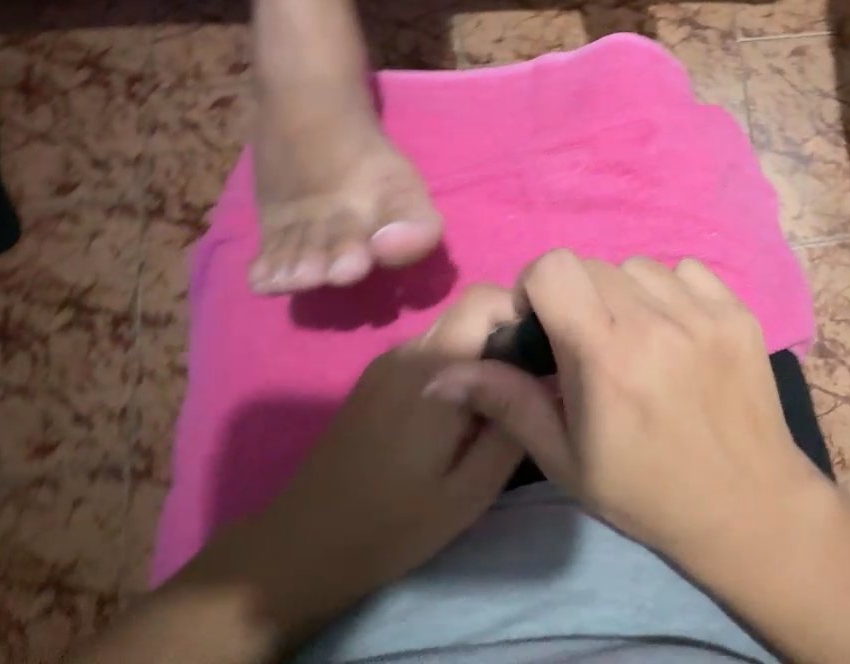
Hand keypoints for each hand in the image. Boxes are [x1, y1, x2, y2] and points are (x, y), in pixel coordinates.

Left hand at [206, 284, 526, 616]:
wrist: (301, 550)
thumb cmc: (392, 525)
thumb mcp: (471, 491)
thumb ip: (514, 425)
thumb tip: (549, 380)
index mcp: (435, 370)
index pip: (486, 299)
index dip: (524, 311)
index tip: (549, 350)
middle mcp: (410, 351)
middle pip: (473, 311)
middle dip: (511, 335)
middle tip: (531, 385)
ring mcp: (388, 363)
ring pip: (455, 331)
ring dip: (485, 353)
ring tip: (502, 403)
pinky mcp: (376, 379)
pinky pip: (432, 352)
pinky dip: (459, 366)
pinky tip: (463, 415)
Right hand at [429, 250, 829, 561]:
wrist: (745, 504)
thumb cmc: (645, 491)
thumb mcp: (566, 459)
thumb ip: (507, 403)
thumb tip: (440, 374)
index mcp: (606, 356)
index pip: (554, 268)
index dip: (536, 289)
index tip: (542, 326)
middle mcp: (656, 322)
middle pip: (594, 265)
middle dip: (578, 295)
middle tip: (588, 341)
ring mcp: (704, 314)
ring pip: (641, 266)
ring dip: (626, 292)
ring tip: (635, 337)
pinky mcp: (739, 314)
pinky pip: (690, 272)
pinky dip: (673, 291)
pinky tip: (676, 331)